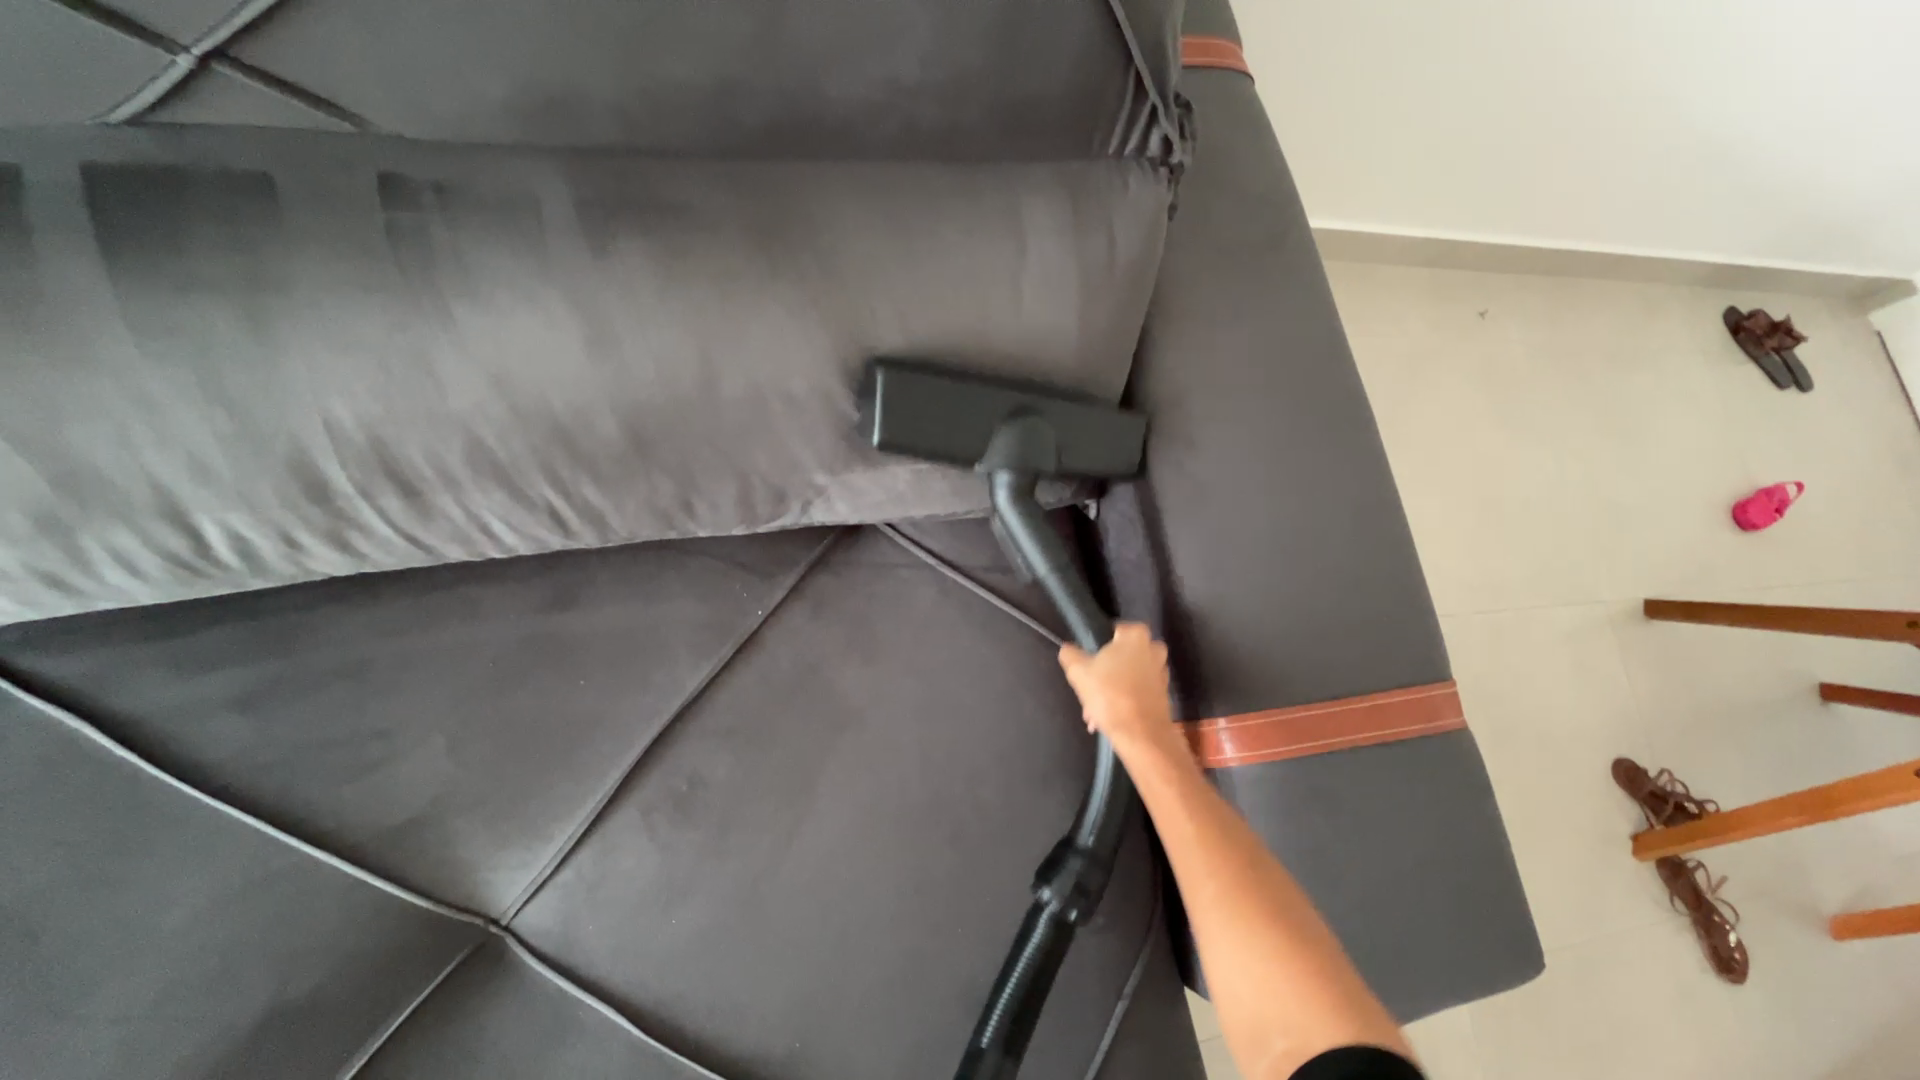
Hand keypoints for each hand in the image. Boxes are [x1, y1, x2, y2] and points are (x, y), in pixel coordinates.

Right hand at [1058, 623, 1177, 754]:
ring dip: (1111, 690)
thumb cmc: (1110, 694)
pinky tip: (1107, 717)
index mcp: (1136, 635)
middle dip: (1105, 671)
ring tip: (1094, 711)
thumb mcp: (1078, 672)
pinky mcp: (1163, 694)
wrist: (1141, 734)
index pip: (1113, 630)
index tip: (1088, 661)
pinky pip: (1137, 692)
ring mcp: (1161, 672)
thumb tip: (1068, 648)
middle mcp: (1154, 649)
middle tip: (1089, 687)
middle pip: (1121, 655)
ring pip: (1128, 676)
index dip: (1097, 645)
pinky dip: (1123, 701)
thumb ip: (1070, 654)